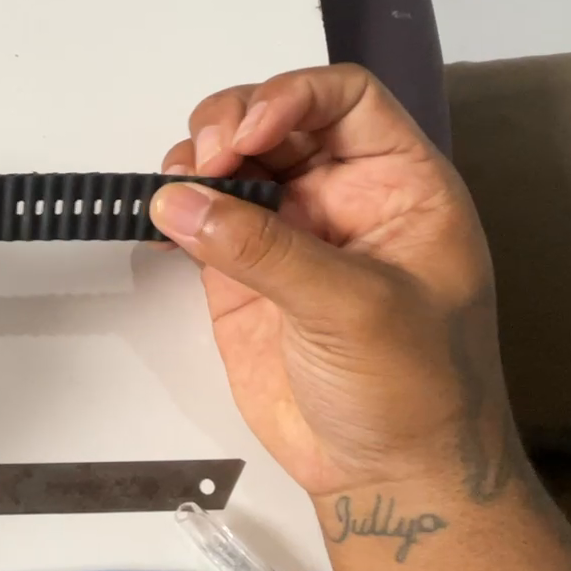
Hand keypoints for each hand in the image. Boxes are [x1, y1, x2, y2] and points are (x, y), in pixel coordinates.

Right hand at [149, 65, 519, 501]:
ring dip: (194, 163)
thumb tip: (173, 201)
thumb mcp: (352, 307)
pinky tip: (160, 222)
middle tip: (202, 164)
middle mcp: (336, 197)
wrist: (380, 472)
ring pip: (228, 166)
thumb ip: (263, 250)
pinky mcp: (236, 273)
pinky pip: (198, 220)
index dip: (291, 98)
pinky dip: (172, 211)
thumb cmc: (410, 388)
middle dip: (227, 127)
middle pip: (273, 121)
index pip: (344, 100)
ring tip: (173, 190)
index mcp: (396, 185)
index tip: (246, 138)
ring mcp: (282, 235)